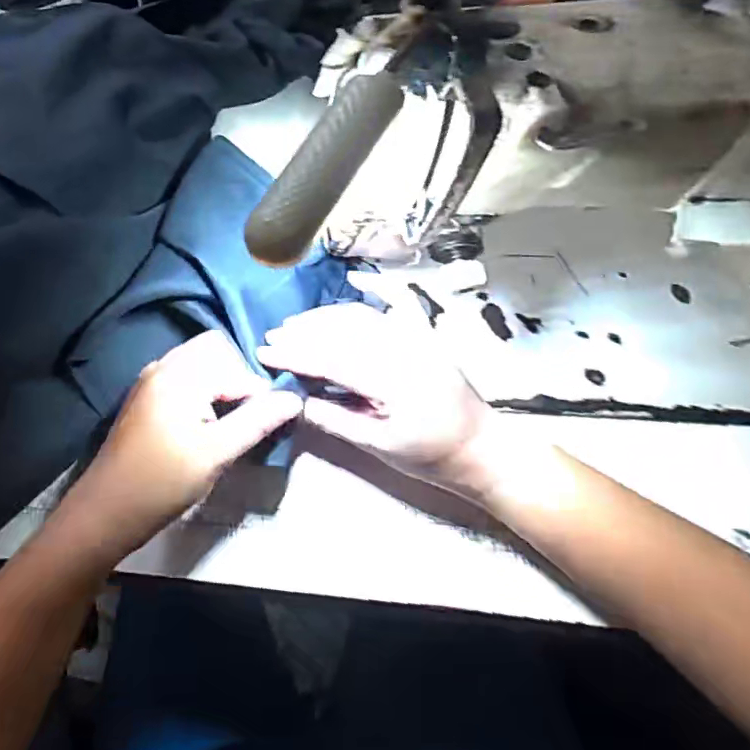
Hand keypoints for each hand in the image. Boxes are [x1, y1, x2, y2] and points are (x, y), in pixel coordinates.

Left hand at [49, 331, 301, 563]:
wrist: (110, 505)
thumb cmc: (164, 480)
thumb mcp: (217, 452)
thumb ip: (256, 421)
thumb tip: (294, 397)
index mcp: (177, 374)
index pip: (234, 364)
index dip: (257, 392)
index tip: (266, 424)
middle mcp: (160, 367)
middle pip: (213, 352)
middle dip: (236, 379)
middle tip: (247, 420)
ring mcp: (149, 380)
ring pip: (197, 365)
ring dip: (219, 386)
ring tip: (228, 426)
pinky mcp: (145, 397)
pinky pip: (181, 379)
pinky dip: (200, 392)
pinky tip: (206, 426)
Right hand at [256, 299, 498, 502]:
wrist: (486, 451)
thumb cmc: (432, 457)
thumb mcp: (378, 446)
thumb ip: (333, 418)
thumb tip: (292, 398)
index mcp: (397, 384)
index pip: (333, 360)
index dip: (295, 355)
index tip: (263, 353)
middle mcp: (408, 352)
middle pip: (343, 331)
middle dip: (302, 332)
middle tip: (271, 337)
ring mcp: (418, 339)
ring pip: (360, 316)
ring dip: (321, 317)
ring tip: (292, 325)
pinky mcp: (422, 336)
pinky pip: (386, 309)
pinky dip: (358, 302)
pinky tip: (342, 293)